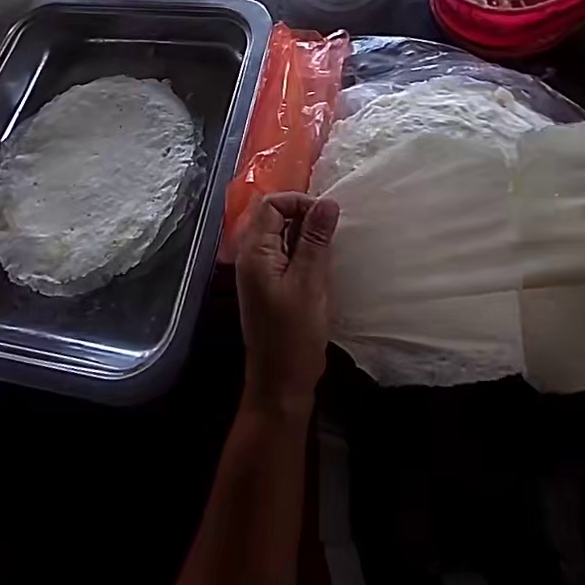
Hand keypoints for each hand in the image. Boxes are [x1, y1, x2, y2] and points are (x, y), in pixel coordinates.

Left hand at [235, 191, 340, 416]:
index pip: (271, 205)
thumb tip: (327, 202)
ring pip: (282, 234)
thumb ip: (316, 239)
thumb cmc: (294, 334)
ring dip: (306, 233)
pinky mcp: (272, 285)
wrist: (282, 381)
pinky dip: (305, 250)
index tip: (327, 216)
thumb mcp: (310, 282)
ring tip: (331, 246)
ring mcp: (261, 272)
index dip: (299, 202)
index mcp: (255, 253)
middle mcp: (253, 257)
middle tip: (332, 230)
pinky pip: (286, 253)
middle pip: (274, 216)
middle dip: (304, 215)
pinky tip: (324, 262)